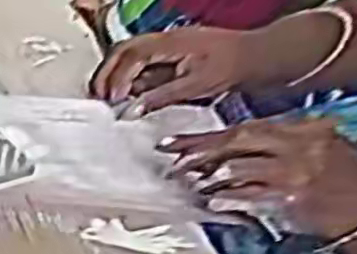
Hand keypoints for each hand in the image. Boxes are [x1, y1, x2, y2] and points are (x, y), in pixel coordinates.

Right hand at [90, 26, 254, 111]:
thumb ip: (159, 98)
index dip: (118, 79)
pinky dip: (119, 76)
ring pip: (122, 54)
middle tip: (100, 98)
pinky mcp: (163, 51)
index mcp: (175, 43)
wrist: (257, 54)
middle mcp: (167, 38)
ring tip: (109, 96)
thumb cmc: (231, 67)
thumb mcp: (195, 86)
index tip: (116, 100)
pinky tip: (123, 91)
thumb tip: (127, 112)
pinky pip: (131, 60)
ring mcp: (165, 43)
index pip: (132, 56)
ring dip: (109, 75)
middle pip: (121, 50)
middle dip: (104, 75)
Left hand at [164, 117, 356, 238]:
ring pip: (231, 169)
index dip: (202, 137)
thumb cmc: (326, 181)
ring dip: (204, 182)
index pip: (247, 127)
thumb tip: (208, 156)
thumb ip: (264, 149)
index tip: (168, 145)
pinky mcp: (282, 199)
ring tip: (197, 189)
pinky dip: (217, 201)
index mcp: (308, 130)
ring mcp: (292, 172)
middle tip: (173, 168)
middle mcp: (302, 145)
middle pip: (238, 140)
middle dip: (197, 153)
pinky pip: (235, 197)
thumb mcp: (305, 153)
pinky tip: (214, 204)